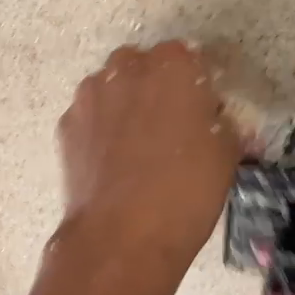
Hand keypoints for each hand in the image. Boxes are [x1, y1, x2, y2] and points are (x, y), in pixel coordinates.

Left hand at [46, 41, 242, 294]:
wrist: (122, 235)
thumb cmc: (187, 190)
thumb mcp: (227, 153)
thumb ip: (221, 122)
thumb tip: (214, 119)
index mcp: (175, 64)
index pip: (190, 58)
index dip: (198, 85)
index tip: (204, 111)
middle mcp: (127, 68)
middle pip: (146, 66)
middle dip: (157, 88)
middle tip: (172, 128)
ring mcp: (90, 94)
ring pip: (113, 89)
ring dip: (126, 106)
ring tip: (139, 149)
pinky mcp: (66, 124)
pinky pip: (91, 118)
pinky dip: (101, 132)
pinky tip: (114, 164)